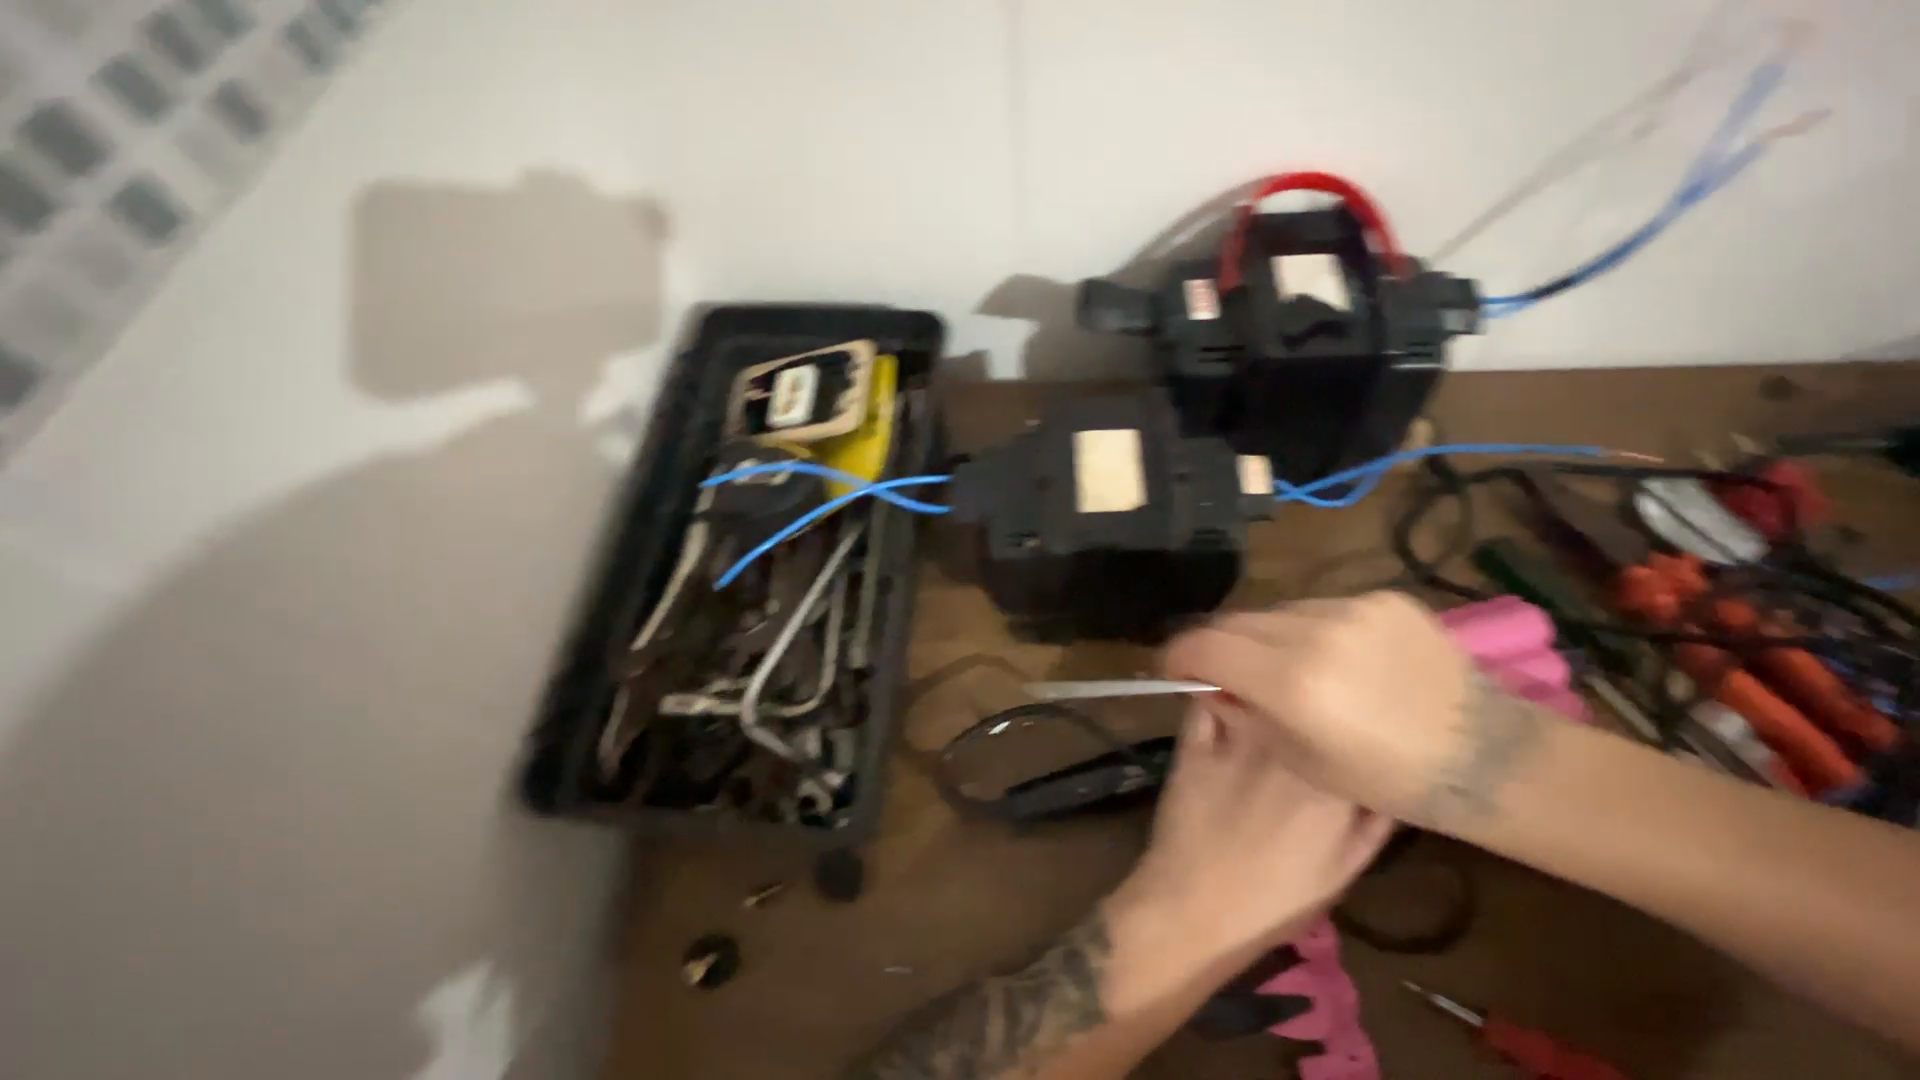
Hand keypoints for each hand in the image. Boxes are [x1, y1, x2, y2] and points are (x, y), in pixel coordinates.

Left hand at [1103, 702, 1391, 991]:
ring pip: (1257, 686)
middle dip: (1313, 688)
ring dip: (1265, 676)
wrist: (1197, 910)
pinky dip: (1219, 688)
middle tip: (1316, 687)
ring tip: (1271, 675)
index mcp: (1335, 779)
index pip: (1359, 724)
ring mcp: (1237, 740)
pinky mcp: (1194, 741)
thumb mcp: (1347, 868)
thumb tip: (1395, 774)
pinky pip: (1209, 698)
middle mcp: (1289, 747)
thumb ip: (1378, 817)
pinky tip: (1226, 688)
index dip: (1361, 714)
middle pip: (1307, 696)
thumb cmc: (1278, 899)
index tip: (1361, 710)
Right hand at [1163, 592, 1476, 821]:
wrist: (1486, 756)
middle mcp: (1316, 632)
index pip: (1205, 647)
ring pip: (1279, 611)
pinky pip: (1323, 607)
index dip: (1179, 657)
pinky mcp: (1384, 599)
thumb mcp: (1299, 760)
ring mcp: (1354, 609)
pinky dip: (1311, 629)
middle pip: (1236, 622)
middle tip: (1227, 673)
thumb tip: (1210, 686)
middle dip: (1222, 646)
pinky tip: (1334, 659)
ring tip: (1285, 668)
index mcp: (1292, 682)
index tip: (1175, 670)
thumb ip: (1243, 714)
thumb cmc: (1387, 777)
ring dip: (1266, 636)